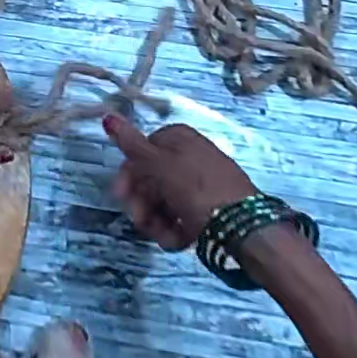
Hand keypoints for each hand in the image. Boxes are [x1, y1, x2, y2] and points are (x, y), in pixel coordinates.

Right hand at [104, 115, 258, 250]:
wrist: (249, 231)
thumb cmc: (196, 189)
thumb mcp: (156, 164)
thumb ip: (129, 143)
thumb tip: (107, 116)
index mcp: (178, 137)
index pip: (141, 151)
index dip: (128, 175)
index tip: (122, 197)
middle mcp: (191, 154)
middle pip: (153, 177)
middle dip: (142, 202)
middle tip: (140, 222)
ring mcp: (205, 181)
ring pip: (167, 198)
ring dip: (156, 218)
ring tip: (160, 236)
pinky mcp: (216, 206)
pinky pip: (186, 212)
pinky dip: (176, 226)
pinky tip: (175, 241)